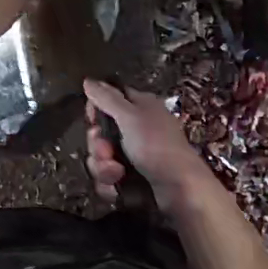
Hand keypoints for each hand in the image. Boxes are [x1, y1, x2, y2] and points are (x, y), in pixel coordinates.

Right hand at [83, 80, 214, 210]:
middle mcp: (135, 129)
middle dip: (98, 147)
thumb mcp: (131, 117)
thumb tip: (88, 80)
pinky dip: (110, 184)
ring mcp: (133, 155)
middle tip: (107, 152)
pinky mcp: (130, 179)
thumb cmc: (157, 146)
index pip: (108, 100)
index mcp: (139, 107)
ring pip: (101, 159)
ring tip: (117, 173)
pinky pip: (107, 179)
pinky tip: (118, 187)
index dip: (96, 110)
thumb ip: (107, 99)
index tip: (93, 120)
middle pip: (99, 133)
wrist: (179, 188)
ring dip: (103, 168)